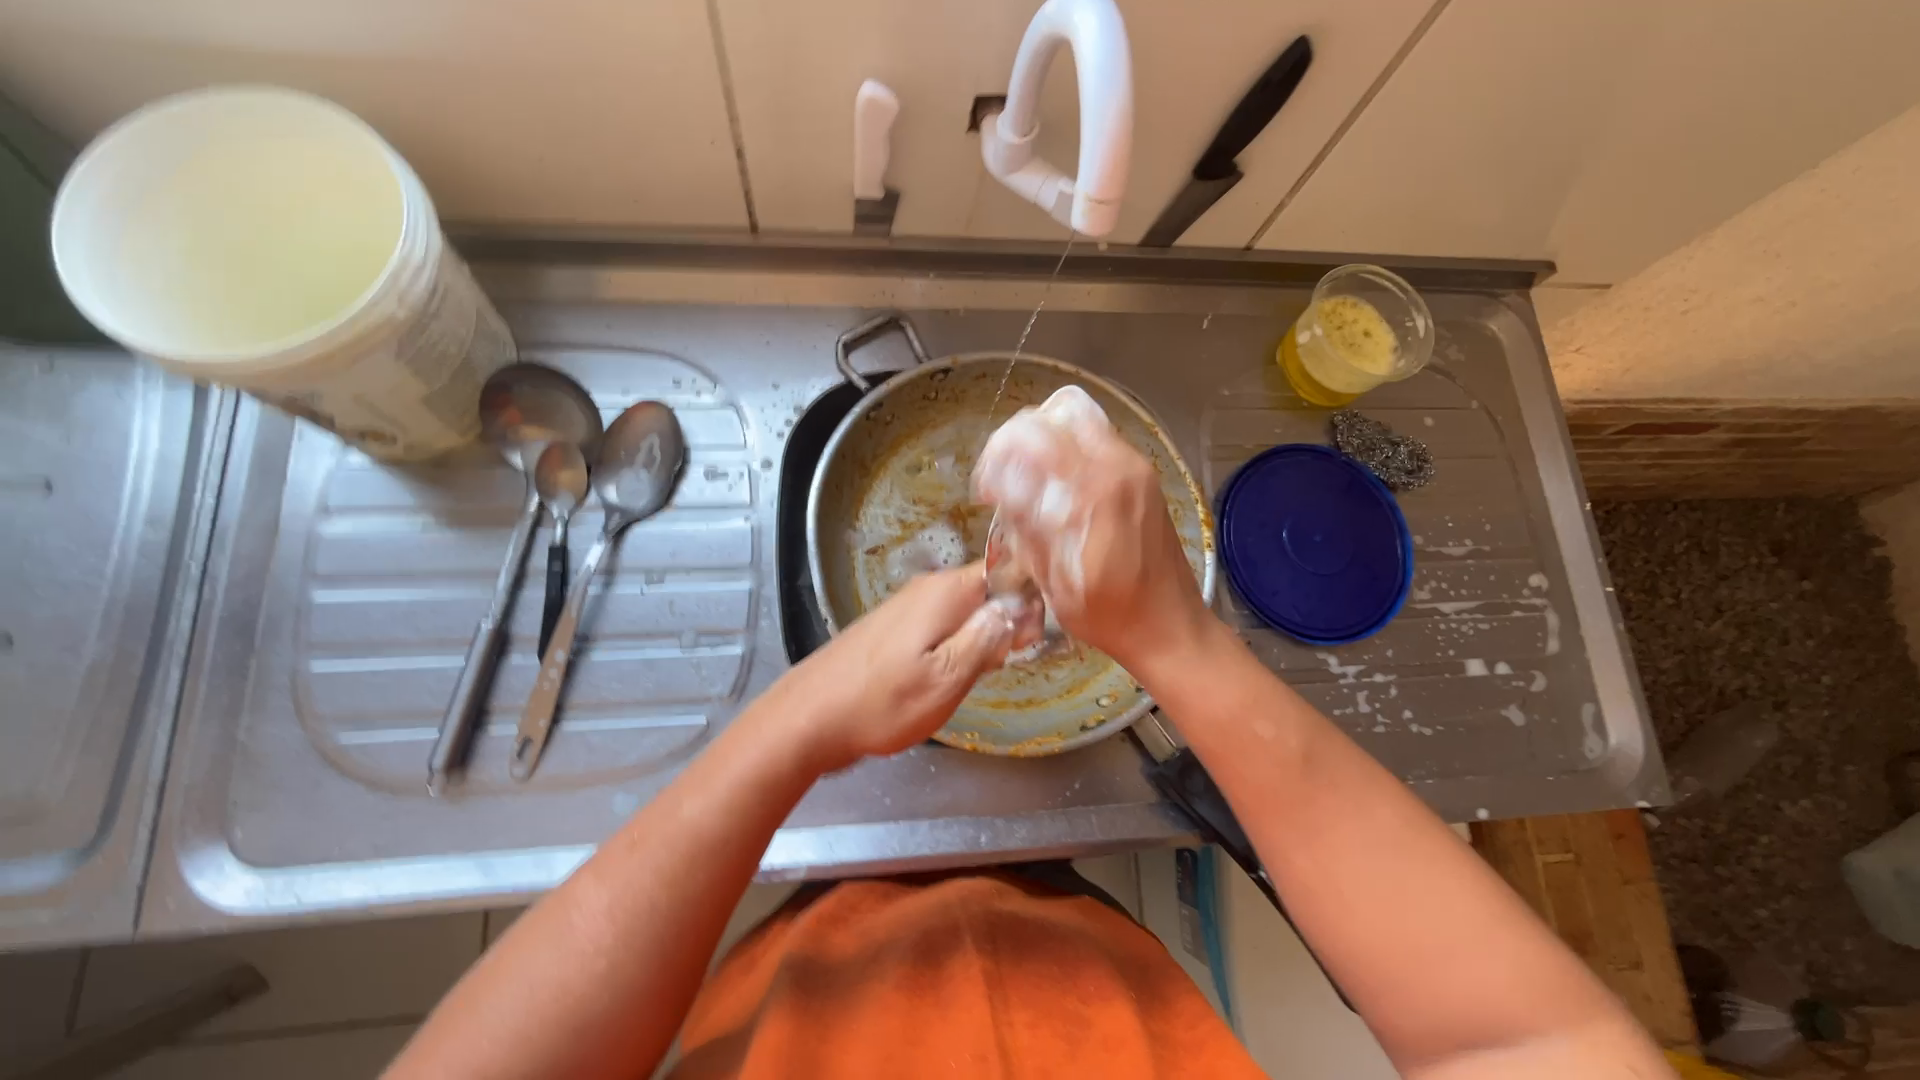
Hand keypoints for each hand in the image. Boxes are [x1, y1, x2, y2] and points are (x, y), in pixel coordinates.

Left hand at [777, 563, 1013, 771]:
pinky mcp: (895, 629)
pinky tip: (946, 678)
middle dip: (1006, 622)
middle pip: (987, 591)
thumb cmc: (880, 703)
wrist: (809, 718)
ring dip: (980, 639)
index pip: (1006, 570)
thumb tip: (1020, 607)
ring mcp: (908, 608)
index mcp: (946, 592)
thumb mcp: (946, 678)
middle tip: (1003, 664)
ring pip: (965, 612)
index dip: (1029, 599)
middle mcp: (927, 590)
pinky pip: (942, 627)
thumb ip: (986, 638)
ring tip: (976, 675)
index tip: (1033, 635)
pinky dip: (954, 647)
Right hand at [972, 386, 1211, 669]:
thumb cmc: (1111, 616)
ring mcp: (1136, 467)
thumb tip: (1000, 487)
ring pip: (1079, 419)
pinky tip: (1057, 489)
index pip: (1033, 436)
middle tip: (1004, 477)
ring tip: (1028, 480)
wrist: (1172, 627)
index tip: (986, 490)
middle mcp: (1119, 466)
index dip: (997, 455)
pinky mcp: (1144, 475)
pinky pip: (1098, 440)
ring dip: (1044, 441)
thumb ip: (1027, 528)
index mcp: (1095, 491)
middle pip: (1056, 412)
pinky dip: (1068, 451)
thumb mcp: (1056, 582)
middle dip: (1019, 439)